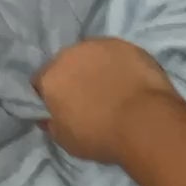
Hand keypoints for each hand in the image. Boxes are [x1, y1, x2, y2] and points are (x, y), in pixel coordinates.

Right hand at [33, 37, 181, 163]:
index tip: (62, 107)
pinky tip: (129, 79)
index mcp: (50, 78)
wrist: (145, 121)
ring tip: (111, 87)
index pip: (40, 82)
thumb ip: (52, 125)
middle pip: (64, 64)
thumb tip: (44, 117)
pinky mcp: (122, 43)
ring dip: (94, 67)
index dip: (50, 95)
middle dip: (72, 77)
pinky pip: (113, 52)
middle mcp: (67, 55)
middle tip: (89, 97)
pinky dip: (117, 63)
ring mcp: (95, 45)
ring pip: (89, 54)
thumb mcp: (67, 141)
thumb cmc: (101, 136)